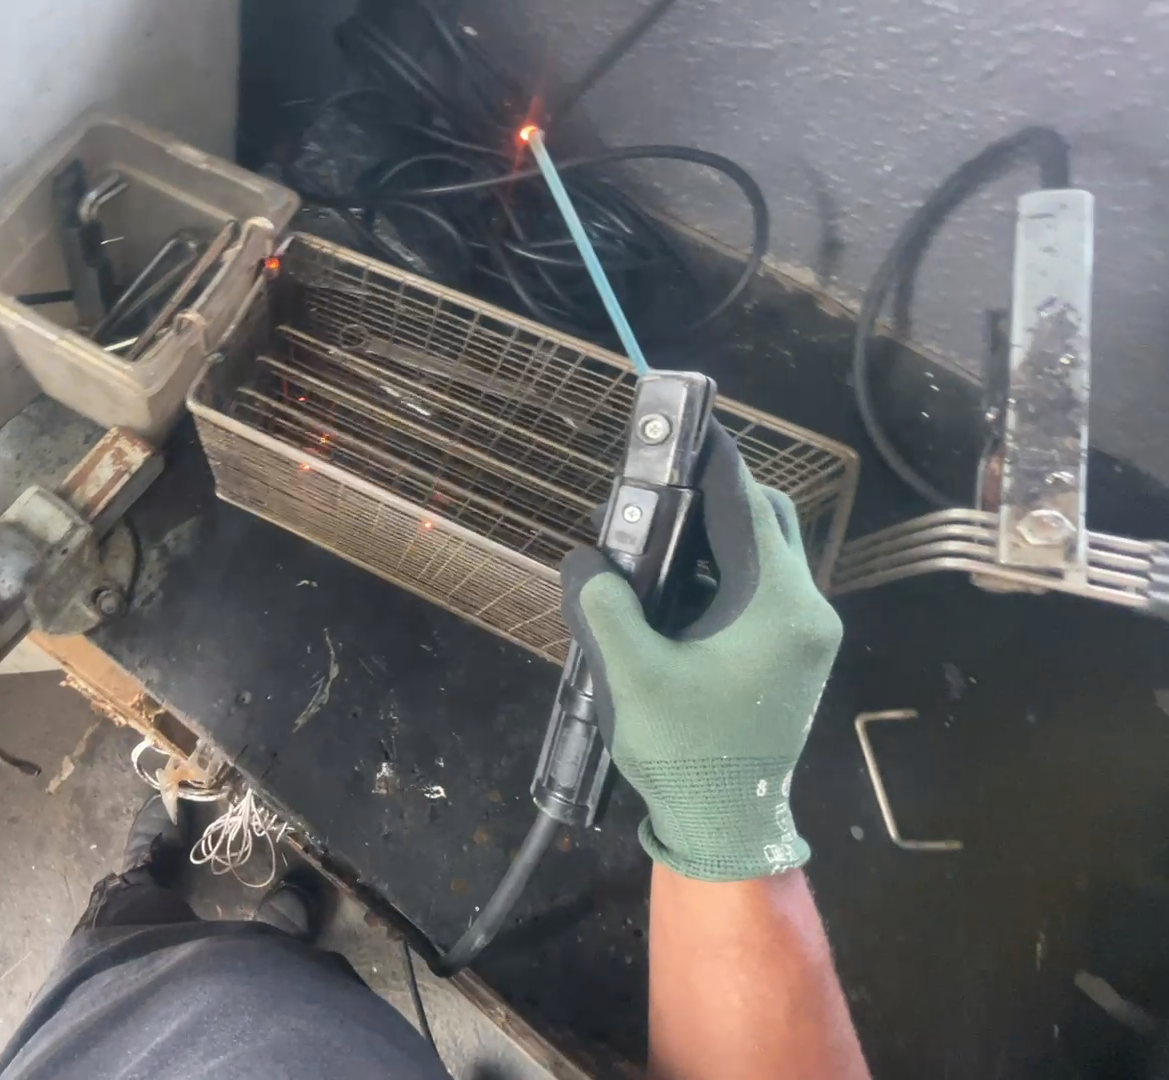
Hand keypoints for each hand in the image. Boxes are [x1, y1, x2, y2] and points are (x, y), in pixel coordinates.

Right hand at [561, 428, 842, 881]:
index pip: (747, 512)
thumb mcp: (629, 670)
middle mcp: (804, 611)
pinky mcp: (787, 652)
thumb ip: (603, 604)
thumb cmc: (682, 746)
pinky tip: (669, 582)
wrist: (723, 818)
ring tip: (651, 532)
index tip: (687, 431)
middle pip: (768, 523)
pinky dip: (718, 567)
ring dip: (714, 532)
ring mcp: (801, 633)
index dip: (715, 466)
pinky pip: (758, 586)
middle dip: (717, 494)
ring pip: (765, 553)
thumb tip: (585, 557)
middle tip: (655, 486)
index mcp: (777, 608)